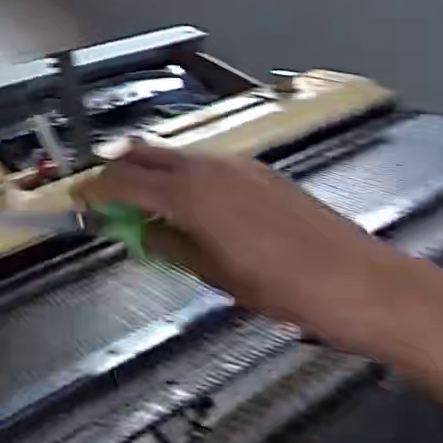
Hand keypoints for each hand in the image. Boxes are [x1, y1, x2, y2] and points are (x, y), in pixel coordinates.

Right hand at [77, 143, 430, 354]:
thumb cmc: (286, 289)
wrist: (363, 281)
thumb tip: (140, 234)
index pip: (124, 182)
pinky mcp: (256, 168)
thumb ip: (171, 247)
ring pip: (174, 156)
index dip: (96, 189)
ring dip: (150, 172)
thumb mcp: (218, 276)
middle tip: (104, 196)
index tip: (78, 199)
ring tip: (146, 204)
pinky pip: (203, 163)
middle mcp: (206, 167)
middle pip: (143, 154)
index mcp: (190, 195)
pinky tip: (192, 204)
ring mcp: (234, 162)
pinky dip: (182, 176)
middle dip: (117, 170)